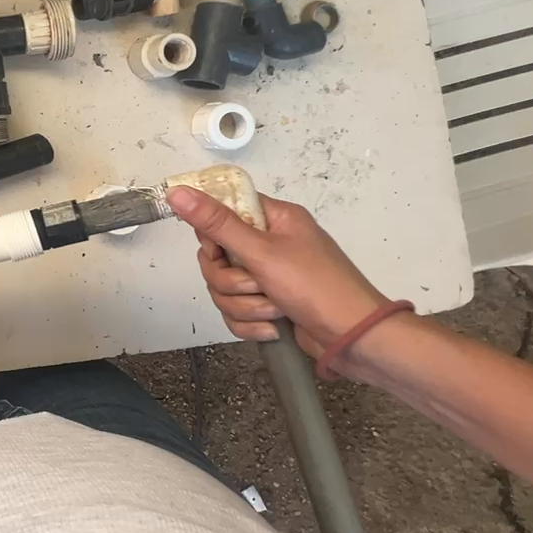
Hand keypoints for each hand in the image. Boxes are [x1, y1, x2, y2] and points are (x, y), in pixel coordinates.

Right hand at [165, 186, 388, 354]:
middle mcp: (270, 243)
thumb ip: (215, 223)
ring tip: (272, 311)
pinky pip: (235, 309)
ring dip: (243, 304)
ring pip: (222, 286)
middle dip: (230, 280)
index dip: (212, 234)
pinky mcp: (268, 303)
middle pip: (215, 256)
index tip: (219, 250)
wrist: (356, 340)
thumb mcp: (261, 252)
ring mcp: (269, 275)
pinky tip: (272, 327)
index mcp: (274, 220)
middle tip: (254, 285)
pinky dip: (249, 321)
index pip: (221, 211)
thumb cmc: (315, 287)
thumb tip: (176, 191)